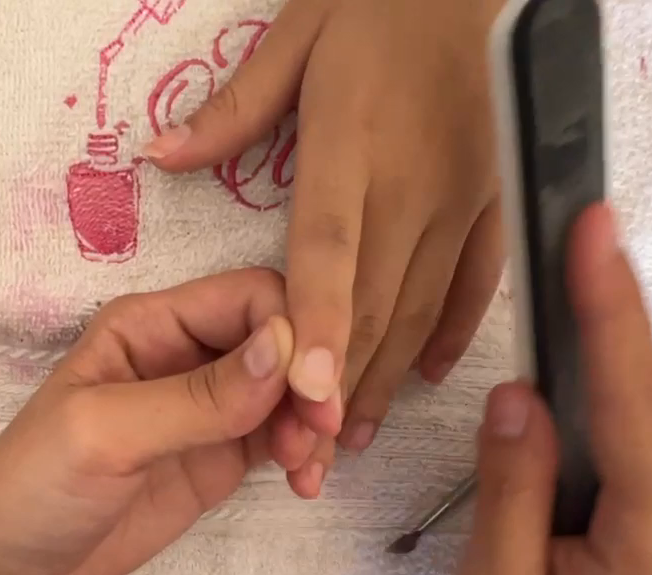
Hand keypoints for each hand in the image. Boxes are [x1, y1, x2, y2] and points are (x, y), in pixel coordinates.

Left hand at [0, 270, 291, 574]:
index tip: (312, 392)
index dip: (293, 333)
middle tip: (319, 439)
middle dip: (311, 382)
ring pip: (287, 392)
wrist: (13, 569)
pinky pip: (278, 439)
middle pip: (280, 341)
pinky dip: (304, 455)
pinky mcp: (219, 458)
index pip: (249, 298)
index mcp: (150, 325)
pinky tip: (304, 485)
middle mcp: (186, 355)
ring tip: (307, 472)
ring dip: (313, 424)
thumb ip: (196, 396)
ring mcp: (207, 411)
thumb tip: (287, 350)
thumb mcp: (107, 433)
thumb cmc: (38, 487)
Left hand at [147, 0, 504, 496]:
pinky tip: (420, 379)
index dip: (319, 325)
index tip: (307, 393)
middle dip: (344, 387)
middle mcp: (408, 184)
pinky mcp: (492, 204)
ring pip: (418, 309)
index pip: (328, 251)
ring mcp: (459, 199)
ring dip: (386, 380)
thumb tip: (160, 153)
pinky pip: (471, 285)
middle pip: (371, 302)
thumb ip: (231, 110)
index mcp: (350, 145)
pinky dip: (448, 336)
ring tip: (354, 439)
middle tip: (317, 455)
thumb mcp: (296, 33)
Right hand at [458, 205, 651, 574]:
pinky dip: (617, 385)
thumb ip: (511, 491)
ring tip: (574, 274)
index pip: (633, 404)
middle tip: (574, 232)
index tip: (594, 231)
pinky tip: (584, 358)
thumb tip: (519, 395)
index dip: (612, 312)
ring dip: (613, 344)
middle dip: (613, 312)